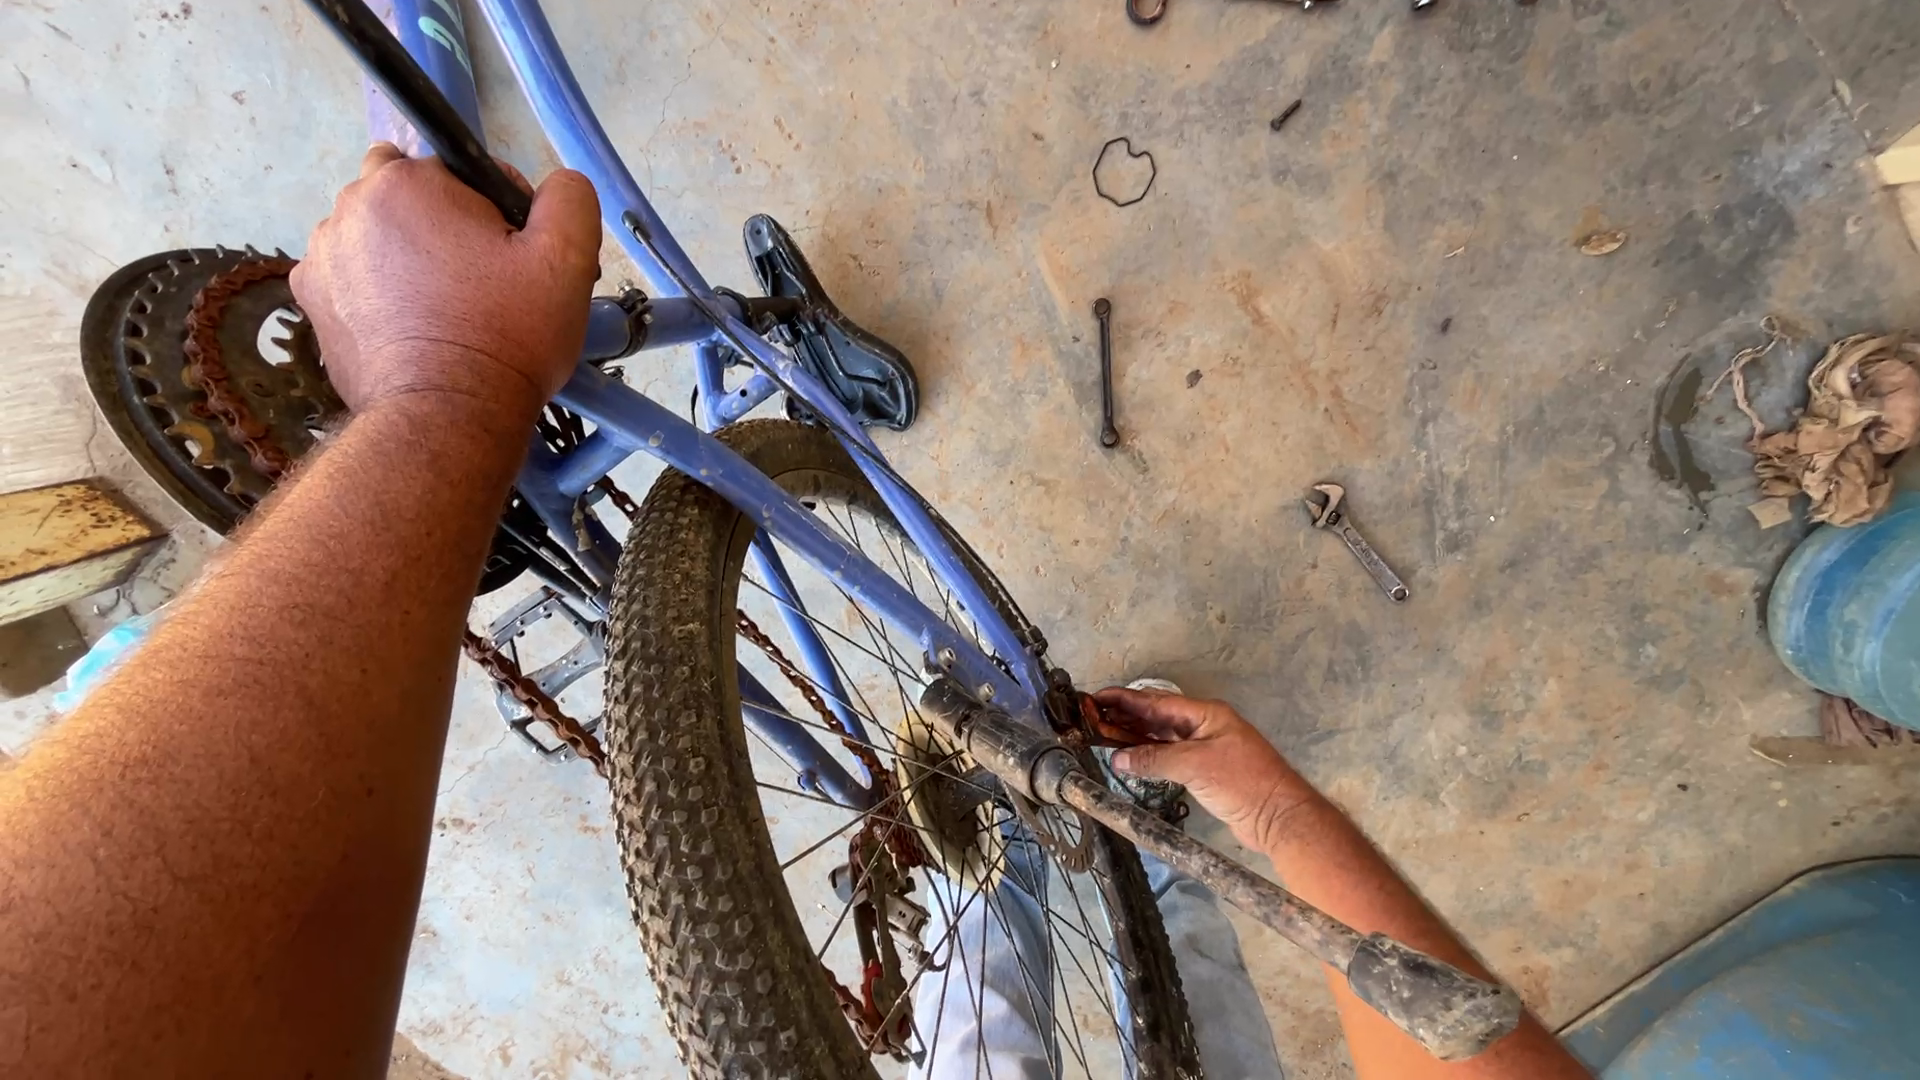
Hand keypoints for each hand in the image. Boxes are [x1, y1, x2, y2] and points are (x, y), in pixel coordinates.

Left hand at [291, 143, 601, 418]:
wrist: (449, 416)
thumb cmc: (511, 336)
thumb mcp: (567, 263)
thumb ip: (569, 202)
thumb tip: (560, 184)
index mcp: (409, 183)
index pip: (469, 174)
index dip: (508, 218)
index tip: (523, 265)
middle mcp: (351, 206)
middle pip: (419, 200)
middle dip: (455, 231)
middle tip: (491, 290)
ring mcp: (323, 256)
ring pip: (386, 240)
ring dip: (418, 262)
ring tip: (457, 317)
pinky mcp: (314, 303)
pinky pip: (360, 280)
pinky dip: (388, 295)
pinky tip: (421, 331)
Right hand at [1092, 686, 1323, 851]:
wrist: (1280, 819)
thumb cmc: (1243, 783)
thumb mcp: (1195, 766)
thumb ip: (1154, 759)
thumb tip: (1118, 758)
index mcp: (1205, 713)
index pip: (1156, 701)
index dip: (1125, 699)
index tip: (1097, 697)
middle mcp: (1203, 725)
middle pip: (1158, 716)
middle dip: (1126, 715)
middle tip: (1094, 716)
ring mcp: (1205, 747)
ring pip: (1162, 735)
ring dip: (1136, 736)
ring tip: (1104, 734)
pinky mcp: (1205, 769)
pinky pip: (1169, 754)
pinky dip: (1149, 755)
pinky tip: (1131, 758)